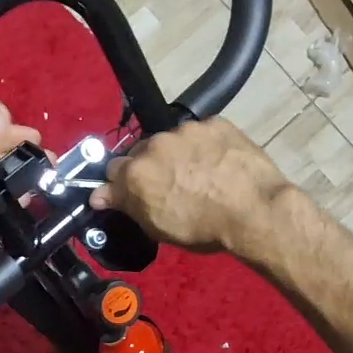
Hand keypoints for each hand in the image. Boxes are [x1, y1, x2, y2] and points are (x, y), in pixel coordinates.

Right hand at [88, 118, 289, 253]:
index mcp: (135, 172)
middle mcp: (155, 144)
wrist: (254, 211)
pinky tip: (219, 162)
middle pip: (142, 152)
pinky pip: (202, 132)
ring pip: (172, 140)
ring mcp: (186, 130)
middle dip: (150, 166)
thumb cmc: (203, 229)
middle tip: (169, 185)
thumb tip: (98, 195)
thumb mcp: (158, 227)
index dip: (122, 184)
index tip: (132, 193)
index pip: (113, 170)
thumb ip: (126, 205)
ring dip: (178, 153)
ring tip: (199, 173)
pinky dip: (205, 145)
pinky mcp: (215, 123)